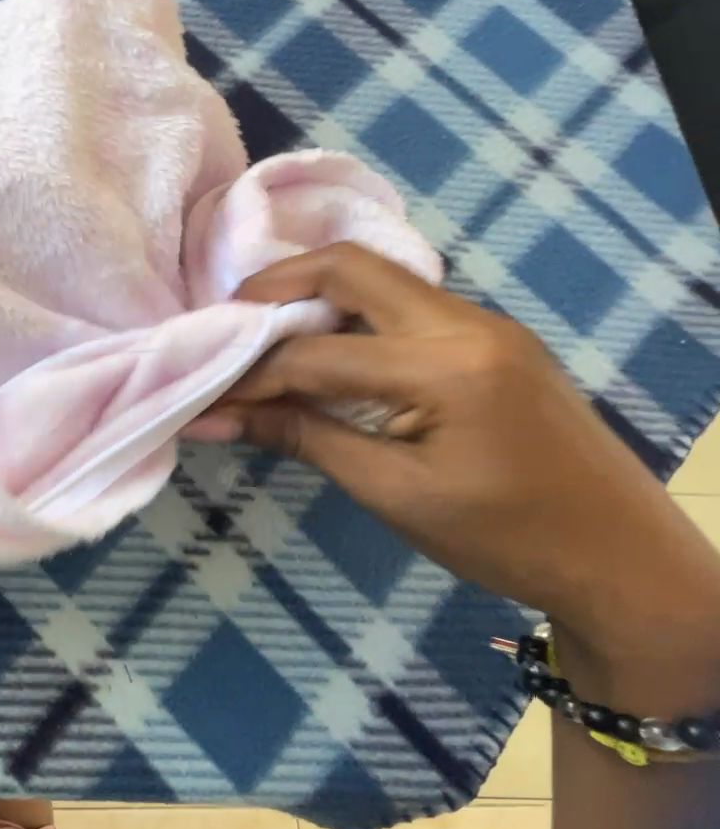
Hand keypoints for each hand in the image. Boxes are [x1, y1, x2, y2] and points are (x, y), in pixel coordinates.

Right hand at [201, 244, 719, 695]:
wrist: (625, 561)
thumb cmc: (503, 536)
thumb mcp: (388, 489)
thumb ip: (297, 436)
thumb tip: (207, 420)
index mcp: (448, 366)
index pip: (315, 353)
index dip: (249, 375)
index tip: (203, 397)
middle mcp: (469, 324)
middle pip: (350, 268)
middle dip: (274, 288)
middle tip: (223, 326)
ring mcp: (484, 326)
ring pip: (376, 279)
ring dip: (309, 298)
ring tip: (258, 339)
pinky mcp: (487, 340)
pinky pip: (400, 305)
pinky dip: (344, 317)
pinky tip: (317, 352)